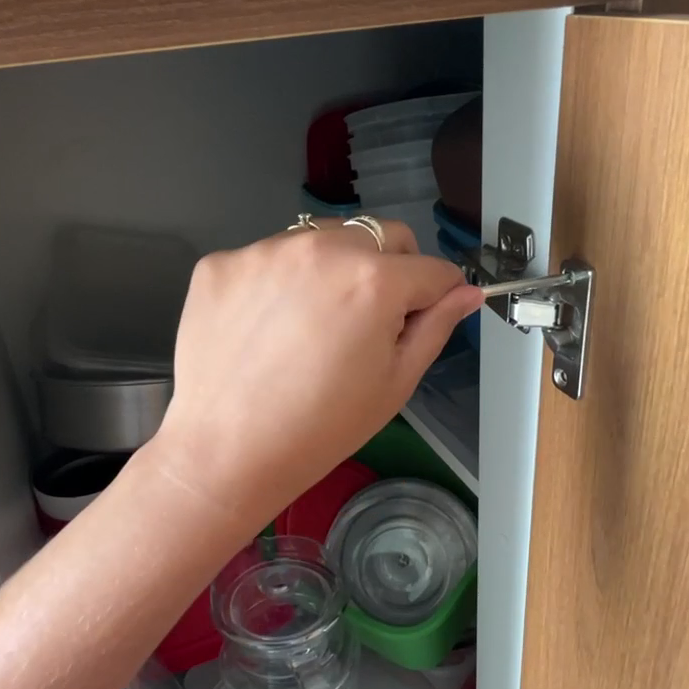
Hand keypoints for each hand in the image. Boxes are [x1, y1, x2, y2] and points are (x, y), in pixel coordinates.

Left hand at [144, 217, 483, 527]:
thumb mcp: (394, 384)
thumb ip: (435, 327)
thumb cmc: (320, 429)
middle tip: (365, 322)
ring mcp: (264, 250)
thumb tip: (466, 293)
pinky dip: (277, 283)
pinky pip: (267, 258)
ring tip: (309, 326)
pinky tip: (265, 329)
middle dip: (387, 269)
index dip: (435, 297)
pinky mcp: (221, 263)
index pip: (432, 268)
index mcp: (374, 280)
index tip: (419, 321)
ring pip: (320, 239)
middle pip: (379, 236)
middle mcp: (321, 248)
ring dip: (330, 269)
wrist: (226, 452)